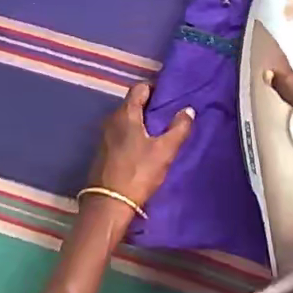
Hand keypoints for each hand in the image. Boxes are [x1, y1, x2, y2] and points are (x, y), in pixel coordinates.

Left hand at [86, 83, 193, 211]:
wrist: (109, 204)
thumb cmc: (138, 172)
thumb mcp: (164, 151)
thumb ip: (178, 128)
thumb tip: (188, 109)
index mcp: (125, 113)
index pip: (139, 88)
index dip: (155, 89)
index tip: (169, 97)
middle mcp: (112, 119)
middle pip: (132, 103)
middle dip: (150, 106)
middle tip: (169, 115)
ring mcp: (105, 136)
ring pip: (127, 120)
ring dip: (142, 122)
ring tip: (160, 131)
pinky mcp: (104, 151)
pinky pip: (121, 134)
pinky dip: (133, 134)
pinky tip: (144, 147)